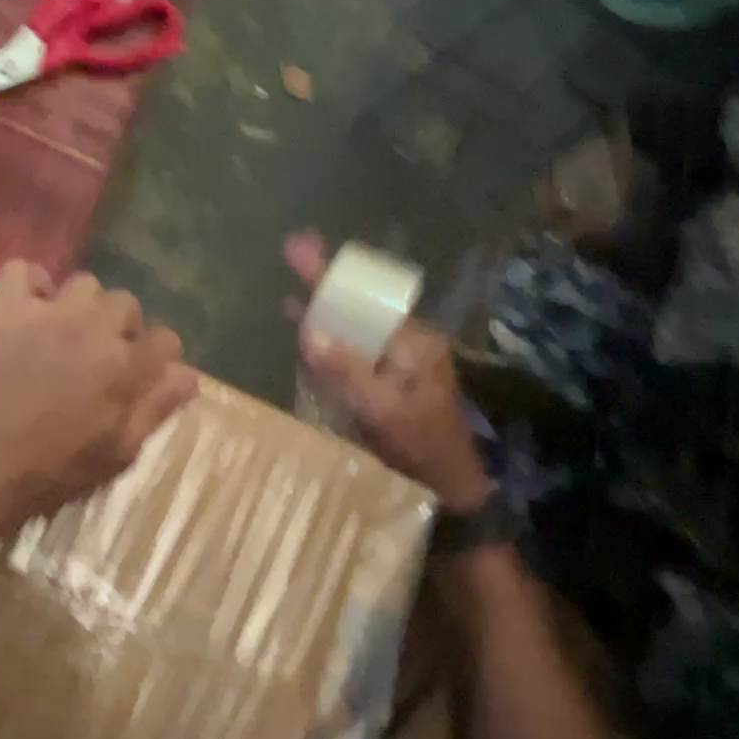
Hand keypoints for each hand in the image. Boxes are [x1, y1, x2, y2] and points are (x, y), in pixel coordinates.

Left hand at [0, 262, 199, 564]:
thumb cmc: (49, 473)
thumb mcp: (115, 455)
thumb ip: (155, 410)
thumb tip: (189, 376)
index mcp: (126, 369)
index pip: (166, 340)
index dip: (158, 357)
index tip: (142, 373)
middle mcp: (94, 330)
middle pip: (127, 304)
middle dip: (121, 327)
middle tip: (99, 356)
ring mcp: (48, 314)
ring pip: (84, 284)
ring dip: (82, 305)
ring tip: (65, 332)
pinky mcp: (6, 310)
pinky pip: (22, 270)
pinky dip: (30, 283)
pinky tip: (29, 309)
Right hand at [286, 233, 493, 512]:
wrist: (448, 491)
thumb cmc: (420, 449)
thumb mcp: (382, 409)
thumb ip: (346, 368)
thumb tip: (309, 329)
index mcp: (414, 344)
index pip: (366, 301)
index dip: (330, 275)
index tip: (304, 247)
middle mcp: (406, 347)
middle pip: (358, 309)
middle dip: (324, 284)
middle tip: (294, 251)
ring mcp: (395, 368)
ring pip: (352, 331)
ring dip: (323, 312)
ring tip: (290, 292)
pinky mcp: (384, 387)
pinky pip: (350, 356)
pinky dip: (326, 343)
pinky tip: (303, 332)